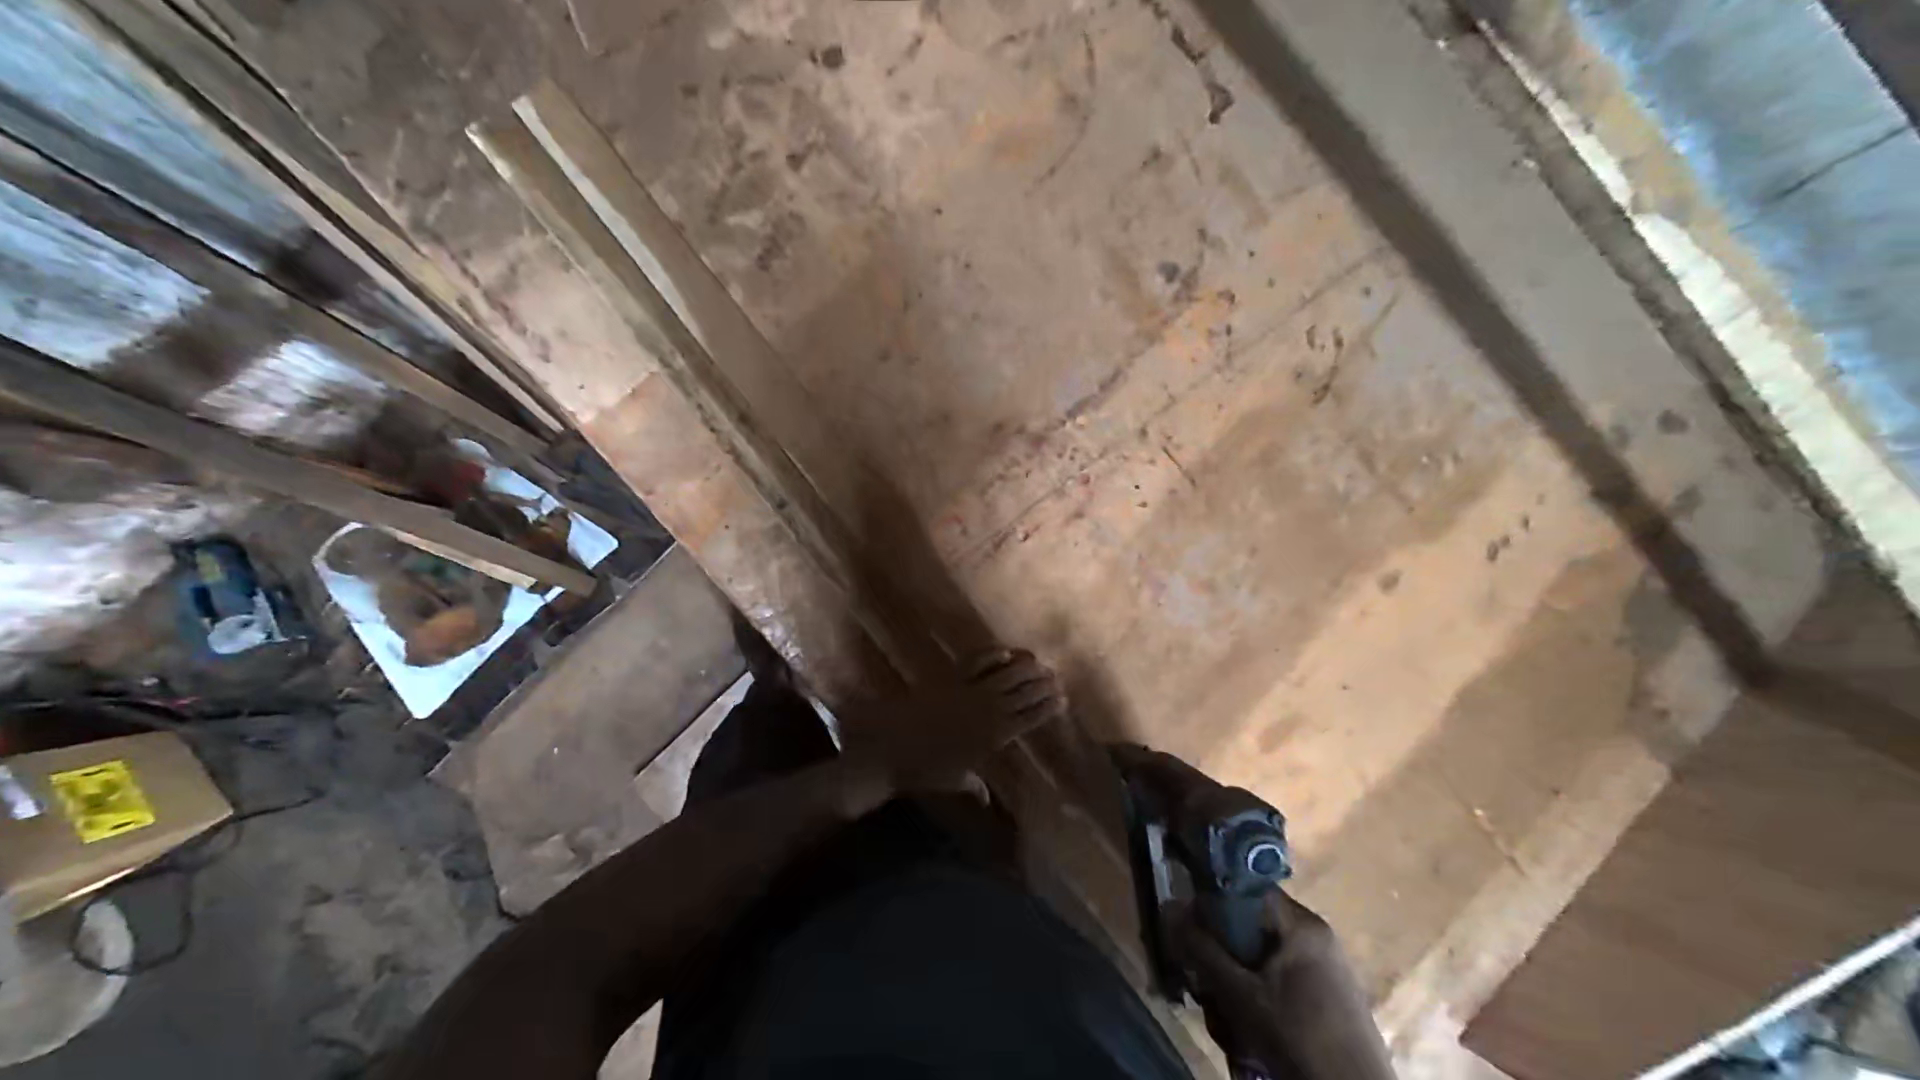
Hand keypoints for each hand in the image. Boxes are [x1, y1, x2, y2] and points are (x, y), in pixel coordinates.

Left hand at [841, 648, 1066, 801]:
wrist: (892, 746)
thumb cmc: (924, 769)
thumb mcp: (953, 780)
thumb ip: (974, 787)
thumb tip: (986, 799)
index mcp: (995, 737)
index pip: (1030, 718)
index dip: (1048, 707)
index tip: (1063, 699)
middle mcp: (989, 710)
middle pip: (1024, 693)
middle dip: (1043, 684)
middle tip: (1056, 677)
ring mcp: (970, 690)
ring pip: (1007, 674)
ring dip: (1026, 667)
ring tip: (1039, 663)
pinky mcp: (951, 677)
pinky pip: (977, 661)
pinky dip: (993, 654)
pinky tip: (1005, 652)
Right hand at [1168, 891, 1396, 1079]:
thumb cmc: (1299, 1040)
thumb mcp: (1239, 995)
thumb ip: (1201, 949)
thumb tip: (1168, 905)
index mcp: (1301, 925)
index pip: (1244, 889)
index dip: (1211, 905)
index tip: (1191, 934)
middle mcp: (1315, 937)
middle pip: (1249, 928)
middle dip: (1221, 959)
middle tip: (1208, 991)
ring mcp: (1325, 969)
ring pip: (1260, 960)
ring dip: (1236, 987)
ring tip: (1229, 1026)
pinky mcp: (1328, 998)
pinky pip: (1278, 982)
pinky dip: (1258, 1001)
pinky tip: (1251, 1037)